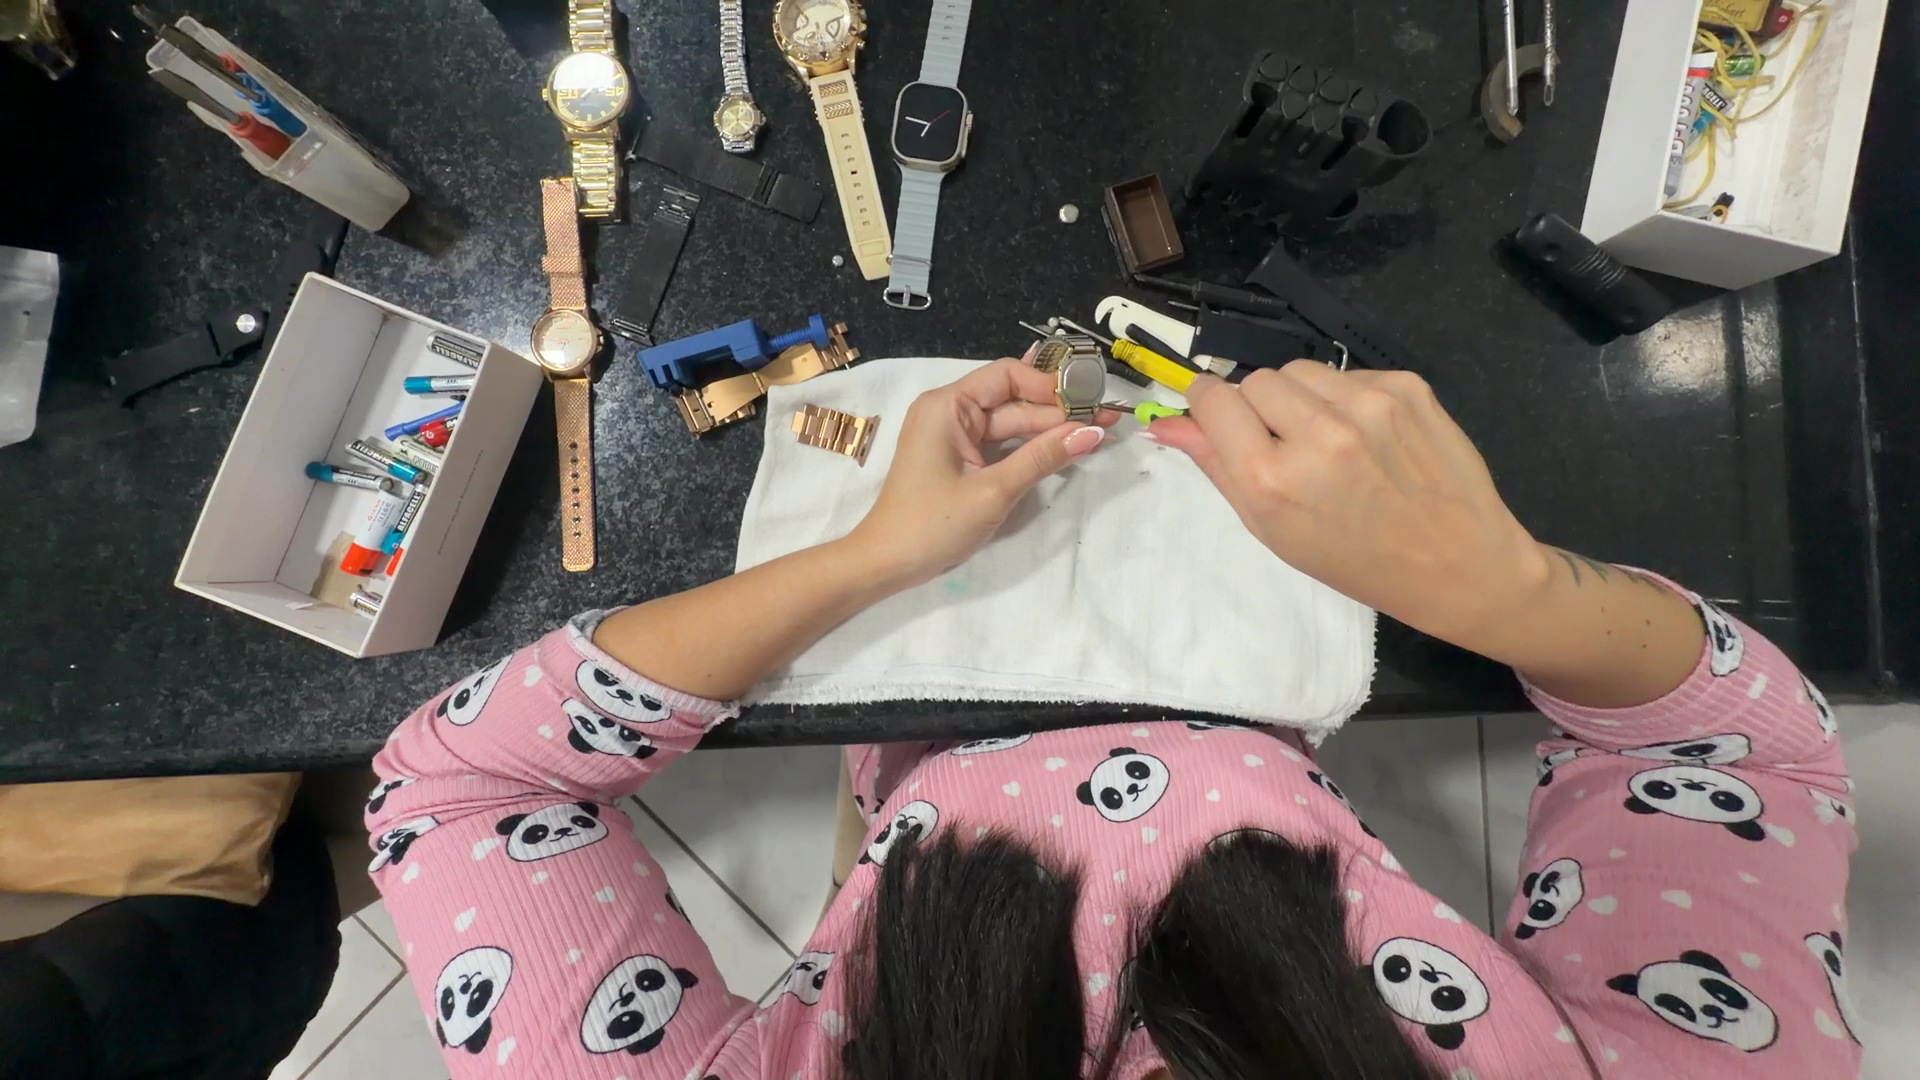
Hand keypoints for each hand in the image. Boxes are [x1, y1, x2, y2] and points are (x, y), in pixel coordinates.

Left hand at [846, 358, 1111, 586]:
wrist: (887, 563)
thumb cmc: (933, 524)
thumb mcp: (993, 491)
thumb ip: (1043, 458)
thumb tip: (1092, 431)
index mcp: (947, 406)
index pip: (1006, 375)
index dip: (1049, 386)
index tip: (1088, 401)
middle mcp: (949, 412)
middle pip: (1012, 401)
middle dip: (1057, 412)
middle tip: (1107, 420)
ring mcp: (953, 436)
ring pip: (1010, 425)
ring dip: (1048, 431)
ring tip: (1096, 433)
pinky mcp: (958, 459)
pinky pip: (1000, 445)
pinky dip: (1029, 449)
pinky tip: (1063, 449)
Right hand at [1147, 362, 1550, 648]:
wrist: (1456, 563)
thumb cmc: (1349, 558)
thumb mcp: (1268, 526)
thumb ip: (1215, 466)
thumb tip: (1166, 424)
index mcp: (1272, 479)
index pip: (1213, 400)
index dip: (1208, 406)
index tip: (1218, 420)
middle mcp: (1317, 434)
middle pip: (1255, 380)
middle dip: (1257, 407)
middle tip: (1282, 446)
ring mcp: (1367, 404)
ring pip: (1298, 370)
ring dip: (1298, 398)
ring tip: (1326, 440)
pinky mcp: (1406, 386)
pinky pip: (1344, 374)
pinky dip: (1341, 398)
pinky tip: (1363, 436)